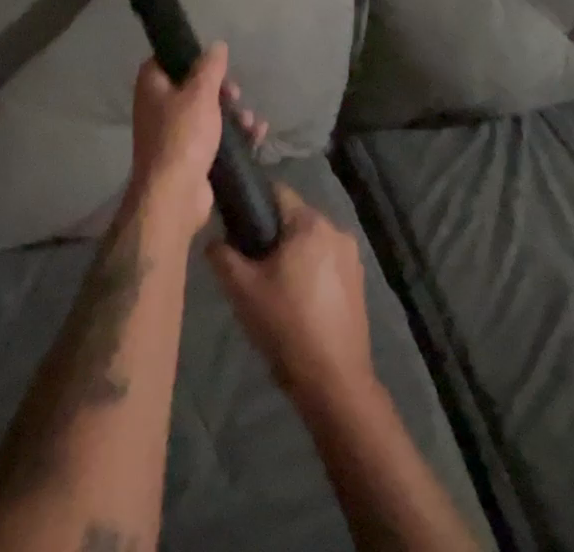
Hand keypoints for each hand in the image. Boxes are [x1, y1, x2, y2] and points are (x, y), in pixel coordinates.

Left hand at [128, 42, 267, 241]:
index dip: (190, 57)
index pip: (166, 60)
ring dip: (233, 114)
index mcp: (152, 87)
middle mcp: (158, 108)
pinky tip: (256, 135)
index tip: (215, 62)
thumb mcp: (200, 95)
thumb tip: (216, 45)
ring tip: (250, 120)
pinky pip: (215, 138)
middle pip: (193, 87)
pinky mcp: (190, 156)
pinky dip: (235, 135)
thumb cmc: (183, 137)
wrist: (175, 195)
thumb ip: (210, 68)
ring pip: (208, 114)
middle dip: (221, 90)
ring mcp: (174, 134)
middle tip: (234, 94)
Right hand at [208, 185, 373, 399]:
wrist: (332, 380)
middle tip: (244, 261)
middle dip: (268, 234)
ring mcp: (352, 260)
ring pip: (309, 243)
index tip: (231, 224)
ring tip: (266, 285)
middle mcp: (338, 232)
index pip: (274, 192)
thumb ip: (220, 253)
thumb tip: (215, 239)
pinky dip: (306, 273)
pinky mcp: (358, 285)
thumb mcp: (239, 286)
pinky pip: (324, 264)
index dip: (249, 204)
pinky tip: (291, 302)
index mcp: (311, 224)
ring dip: (288, 255)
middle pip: (292, 218)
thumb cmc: (284, 323)